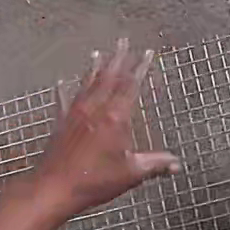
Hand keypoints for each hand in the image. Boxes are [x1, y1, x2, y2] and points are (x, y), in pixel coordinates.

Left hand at [32, 38, 180, 215]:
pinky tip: (61, 82)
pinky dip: (64, 89)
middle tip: (123, 41)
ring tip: (98, 53)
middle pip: (108, 77)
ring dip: (94, 67)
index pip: (130, 85)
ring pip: (87, 84)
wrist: (53, 189)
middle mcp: (95, 109)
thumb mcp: (132, 173)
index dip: (140, 67)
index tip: (147, 52)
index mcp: (115, 117)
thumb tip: (176, 165)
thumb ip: (155, 165)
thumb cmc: (94, 181)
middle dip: (118, 58)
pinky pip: (64, 100)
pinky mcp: (62, 124)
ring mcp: (76, 114)